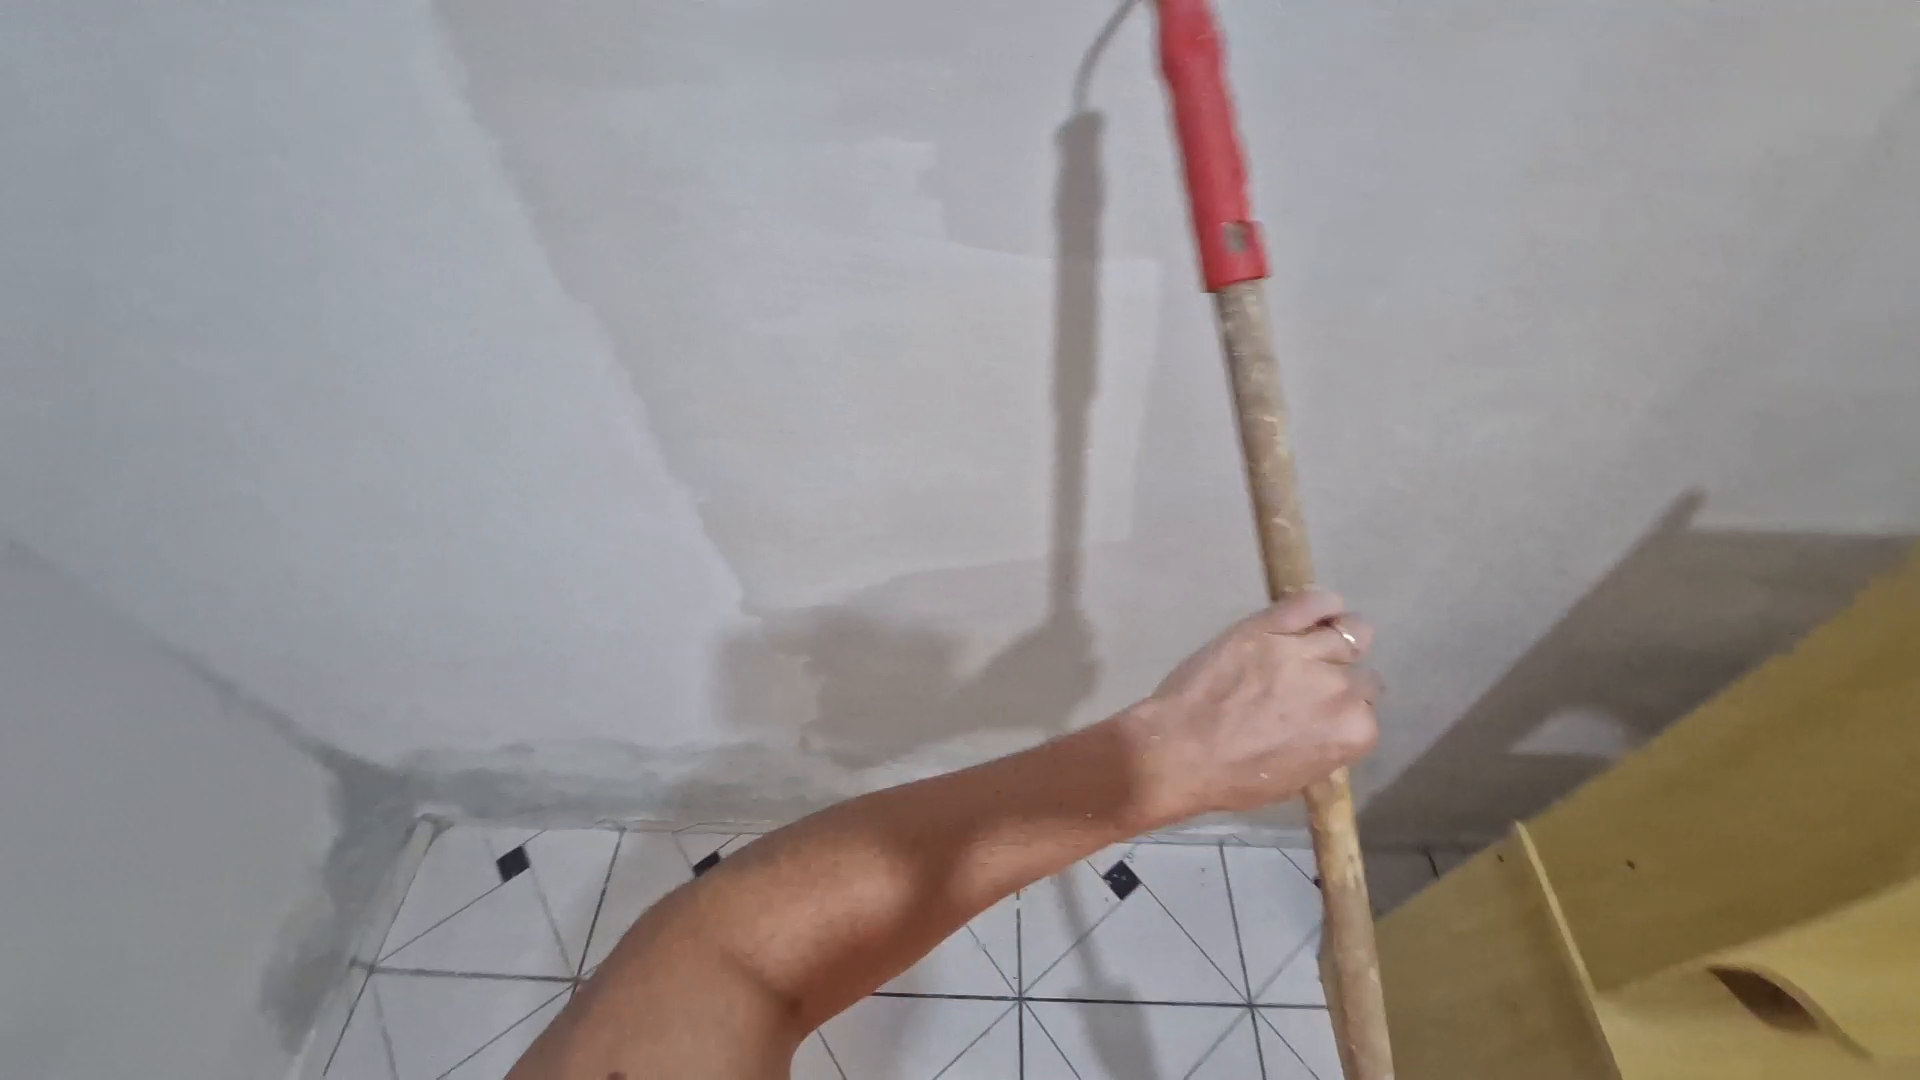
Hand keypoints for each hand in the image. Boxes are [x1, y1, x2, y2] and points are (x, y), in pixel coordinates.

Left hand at [1122, 589, 1379, 819]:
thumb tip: (1327, 723)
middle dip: (1341, 680)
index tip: (1322, 712)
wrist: (1179, 749)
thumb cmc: (1233, 776)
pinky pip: (1313, 603)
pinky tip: (1319, 611)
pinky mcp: (1268, 627)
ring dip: (1339, 640)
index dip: (1344, 710)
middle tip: (1311, 684)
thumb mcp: (1297, 776)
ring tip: (1318, 644)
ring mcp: (1303, 652)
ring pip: (1351, 632)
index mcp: (1352, 732)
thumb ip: (1324, 743)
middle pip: (1362, 675)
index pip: (1366, 711)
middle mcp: (1339, 689)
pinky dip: (1322, 604)